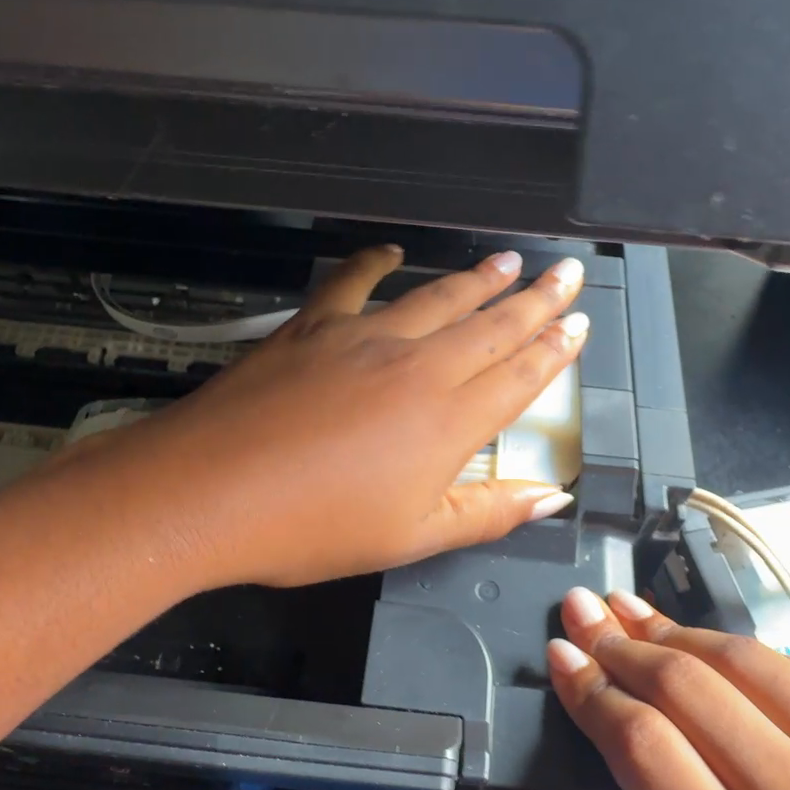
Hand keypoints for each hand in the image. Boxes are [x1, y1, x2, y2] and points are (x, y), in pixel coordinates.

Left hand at [45, 245, 586, 589]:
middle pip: (491, 325)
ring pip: (437, 298)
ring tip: (509, 261)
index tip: (577, 323)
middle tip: (566, 272)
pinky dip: (373, 263)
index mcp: (448, 421)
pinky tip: (389, 252)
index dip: (554, 349)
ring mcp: (364, 338)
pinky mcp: (313, 326)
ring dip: (477, 279)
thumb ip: (488, 513)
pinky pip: (351, 282)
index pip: (519, 376)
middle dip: (535, 299)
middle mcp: (418, 366)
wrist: (211, 490)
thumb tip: (553, 498)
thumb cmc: (313, 528)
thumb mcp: (411, 538)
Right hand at [464, 589, 789, 789]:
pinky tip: (701, 647)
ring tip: (633, 619)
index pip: (647, 750)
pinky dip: (737, 651)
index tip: (562, 656)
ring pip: (744, 660)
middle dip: (624, 644)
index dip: (591, 690)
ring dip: (677, 633)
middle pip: (692, 691)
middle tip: (584, 615)